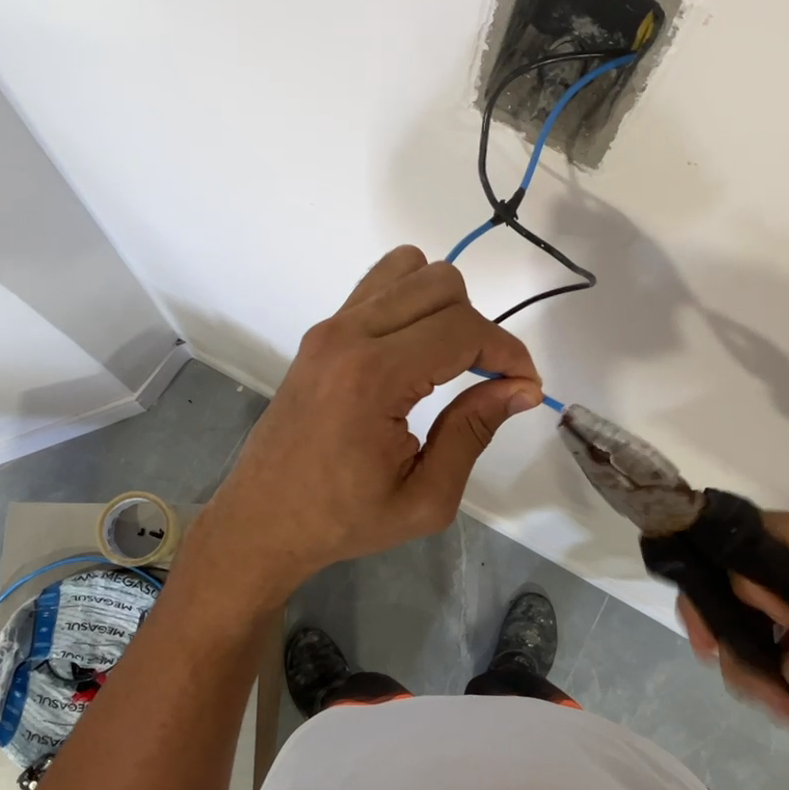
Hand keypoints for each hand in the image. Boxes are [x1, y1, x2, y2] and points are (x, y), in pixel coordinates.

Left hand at [184, 246, 543, 610]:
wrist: (263, 521)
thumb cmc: (343, 520)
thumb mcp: (424, 498)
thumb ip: (473, 433)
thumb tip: (522, 389)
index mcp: (372, 379)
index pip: (462, 329)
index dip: (508, 353)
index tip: (525, 388)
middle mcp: (347, 336)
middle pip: (440, 284)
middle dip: (479, 326)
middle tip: (488, 378)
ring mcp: (328, 328)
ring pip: (408, 268)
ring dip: (443, 305)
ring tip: (449, 359)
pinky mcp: (320, 333)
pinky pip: (377, 285)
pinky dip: (411, 302)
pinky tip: (416, 350)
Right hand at [679, 513, 788, 748]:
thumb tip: (775, 661)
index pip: (751, 539)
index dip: (720, 580)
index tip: (713, 638)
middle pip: (744, 585)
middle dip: (738, 641)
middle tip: (758, 694)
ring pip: (758, 621)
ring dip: (759, 669)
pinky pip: (782, 644)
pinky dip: (780, 678)